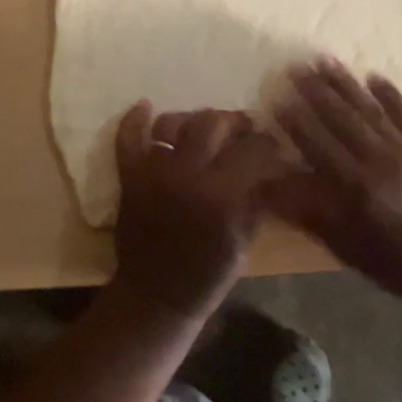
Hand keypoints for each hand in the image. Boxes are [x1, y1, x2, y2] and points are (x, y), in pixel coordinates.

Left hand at [111, 103, 285, 319]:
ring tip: (204, 126)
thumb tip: (274, 167)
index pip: (252, 149)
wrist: (156, 296)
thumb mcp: (245, 239)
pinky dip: (134, 119)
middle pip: (213, 123)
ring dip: (193, 118)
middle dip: (234, 121)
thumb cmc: (208, 274)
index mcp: (223, 194)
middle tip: (242, 129)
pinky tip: (146, 106)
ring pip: (174, 122)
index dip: (266, 143)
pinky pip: (127, 139)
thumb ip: (257, 199)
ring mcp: (155, 171)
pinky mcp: (130, 176)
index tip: (271, 145)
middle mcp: (188, 174)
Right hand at [267, 57, 401, 300]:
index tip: (278, 98)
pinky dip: (392, 96)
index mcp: (354, 185)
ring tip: (326, 61)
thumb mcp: (344, 245)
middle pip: (343, 119)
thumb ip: (309, 213)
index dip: (296, 122)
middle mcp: (378, 159)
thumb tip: (272, 188)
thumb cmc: (394, 262)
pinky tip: (375, 77)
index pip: (318, 144)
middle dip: (317, 92)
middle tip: (296, 67)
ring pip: (371, 110)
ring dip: (347, 84)